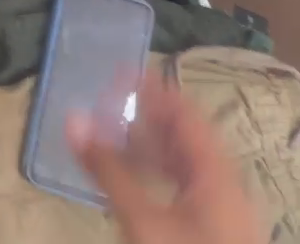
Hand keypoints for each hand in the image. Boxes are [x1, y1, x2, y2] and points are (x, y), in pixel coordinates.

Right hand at [67, 79, 267, 243]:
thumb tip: (73, 118)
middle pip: (186, 137)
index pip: (186, 114)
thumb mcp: (141, 220)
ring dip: (148, 145)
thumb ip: (107, 168)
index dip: (153, 88)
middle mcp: (227, 187)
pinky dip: (156, 171)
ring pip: (185, 164)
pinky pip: (186, 186)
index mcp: (216, 176)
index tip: (117, 71)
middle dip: (145, 117)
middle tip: (105, 103)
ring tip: (110, 136)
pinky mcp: (216, 234)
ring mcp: (225, 213)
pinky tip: (131, 179)